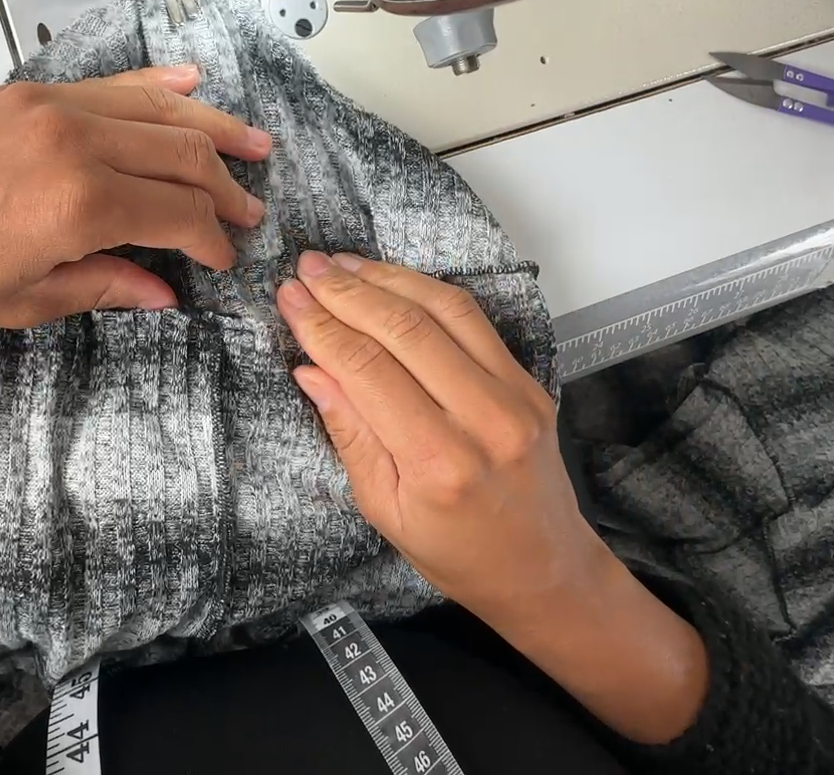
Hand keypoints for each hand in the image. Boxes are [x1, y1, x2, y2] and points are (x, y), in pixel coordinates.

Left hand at [0, 64, 271, 364]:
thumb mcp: (24, 300)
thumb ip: (106, 286)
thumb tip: (166, 294)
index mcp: (82, 204)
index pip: (180, 214)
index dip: (212, 240)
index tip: (225, 261)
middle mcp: (79, 141)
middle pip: (182, 155)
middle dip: (225, 187)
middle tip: (252, 211)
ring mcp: (54, 106)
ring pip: (158, 110)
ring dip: (211, 130)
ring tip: (255, 144)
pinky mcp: (29, 91)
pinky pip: (110, 84)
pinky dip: (156, 87)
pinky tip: (190, 86)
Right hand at [278, 251, 708, 743]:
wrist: (544, 569)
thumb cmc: (455, 553)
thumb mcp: (383, 508)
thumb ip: (349, 432)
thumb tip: (310, 369)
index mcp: (437, 462)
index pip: (366, 370)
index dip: (321, 326)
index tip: (289, 297)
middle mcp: (483, 420)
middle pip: (404, 329)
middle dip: (347, 292)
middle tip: (307, 267)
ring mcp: (515, 394)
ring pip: (442, 309)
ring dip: (385, 278)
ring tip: (340, 263)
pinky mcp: (528, 381)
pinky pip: (472, 318)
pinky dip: (425, 288)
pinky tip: (390, 278)